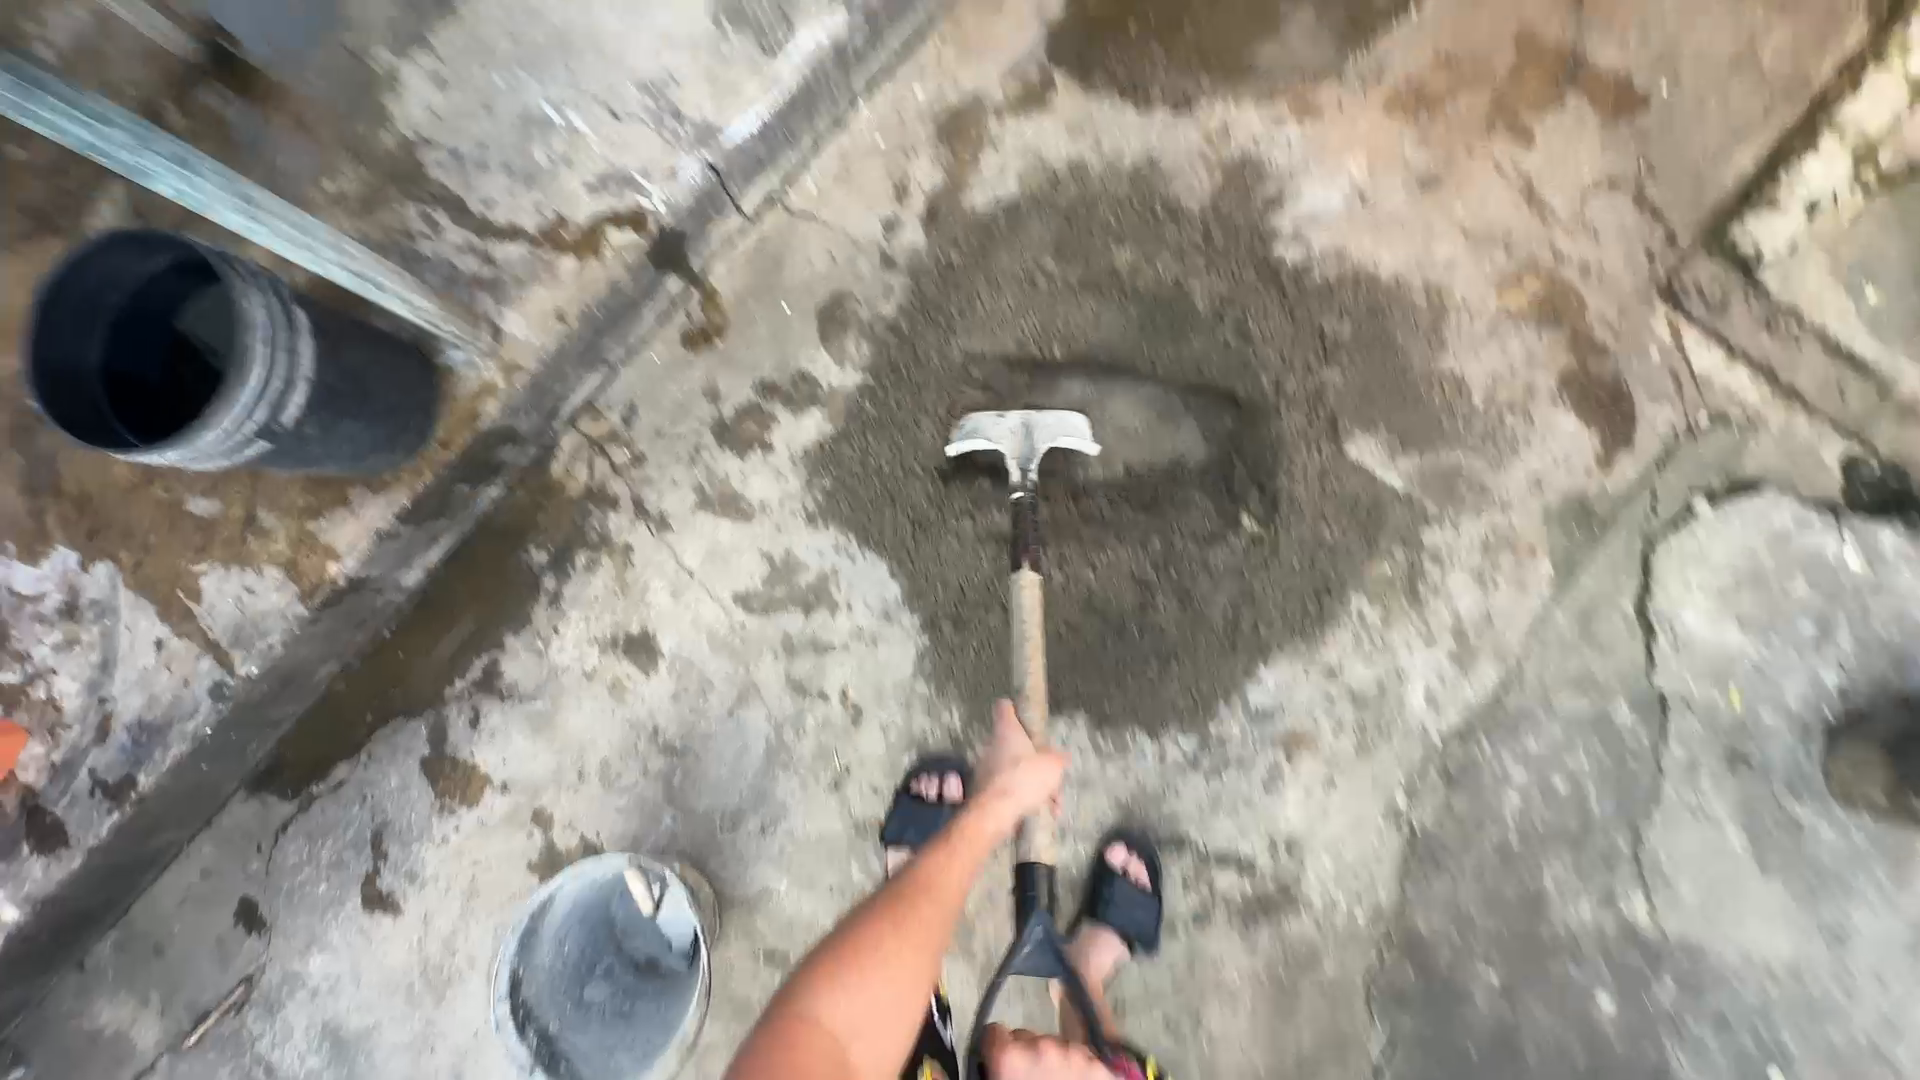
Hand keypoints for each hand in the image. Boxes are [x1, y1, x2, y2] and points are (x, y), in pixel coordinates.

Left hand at [973, 699, 1067, 831]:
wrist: (996, 811)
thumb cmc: (1025, 778)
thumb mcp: (1053, 766)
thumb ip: (1058, 758)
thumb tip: (1061, 756)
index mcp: (1006, 730)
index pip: (1005, 707)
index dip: (1015, 708)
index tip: (1025, 715)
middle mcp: (992, 745)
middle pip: (1015, 744)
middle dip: (1035, 761)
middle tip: (1052, 776)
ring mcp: (986, 767)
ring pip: (1015, 770)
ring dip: (1034, 785)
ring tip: (1053, 803)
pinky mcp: (985, 789)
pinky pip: (1009, 790)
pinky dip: (1025, 799)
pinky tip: (1043, 813)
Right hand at [982, 1025, 1112, 1077]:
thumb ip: (997, 1077)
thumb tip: (996, 1072)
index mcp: (1009, 1058)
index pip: (994, 1033)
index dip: (997, 1050)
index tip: (1002, 1065)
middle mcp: (1039, 1045)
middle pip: (1027, 1038)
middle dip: (1027, 1057)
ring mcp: (1073, 1053)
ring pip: (1056, 1047)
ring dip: (1054, 1063)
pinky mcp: (1098, 1065)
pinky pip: (1082, 1059)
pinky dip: (1079, 1072)